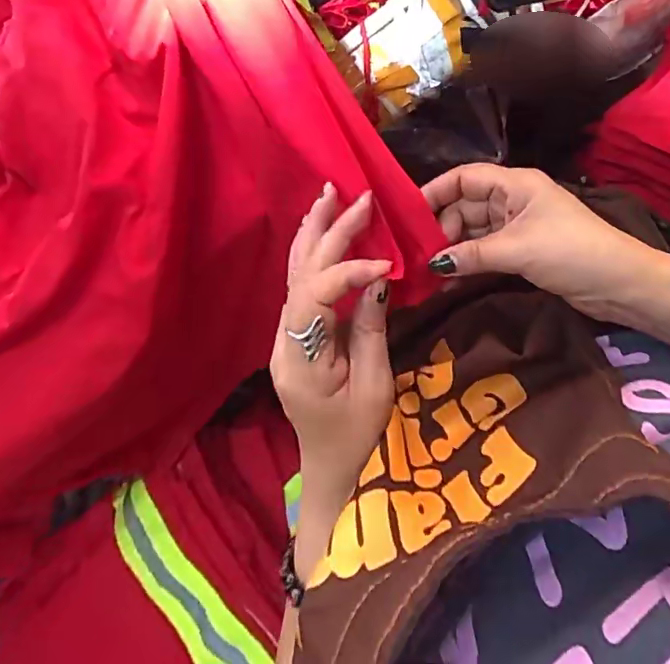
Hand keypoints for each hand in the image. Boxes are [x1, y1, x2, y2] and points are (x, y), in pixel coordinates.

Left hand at [271, 184, 395, 513]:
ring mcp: (285, 338)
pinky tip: (323, 231)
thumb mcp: (376, 388)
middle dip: (329, 234)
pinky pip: (303, 287)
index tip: (386, 264)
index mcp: (300, 361)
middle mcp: (283, 342)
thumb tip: (377, 278)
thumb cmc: (361, 441)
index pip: (316, 297)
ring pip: (295, 276)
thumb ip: (372, 329)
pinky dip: (315, 255)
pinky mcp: (297, 336)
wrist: (335, 473)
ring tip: (328, 197)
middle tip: (355, 197)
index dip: (349, 271)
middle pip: (301, 276)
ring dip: (314, 234)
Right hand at [422, 164, 659, 322]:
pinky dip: (470, 261)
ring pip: (475, 229)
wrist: (621, 283)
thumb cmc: (570, 251)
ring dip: (454, 247)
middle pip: (466, 204)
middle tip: (419, 253)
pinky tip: (451, 279)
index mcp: (514, 183)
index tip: (409, 215)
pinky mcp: (524, 249)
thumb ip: (472, 254)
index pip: (464, 177)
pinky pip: (487, 249)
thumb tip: (432, 264)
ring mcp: (518, 224)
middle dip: (442, 225)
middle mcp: (513, 198)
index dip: (435, 191)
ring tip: (428, 269)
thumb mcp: (517, 250)